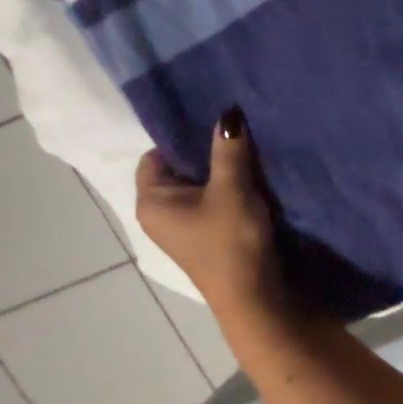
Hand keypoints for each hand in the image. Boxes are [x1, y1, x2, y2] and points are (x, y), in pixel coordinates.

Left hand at [135, 107, 281, 317]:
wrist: (250, 291)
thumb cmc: (231, 238)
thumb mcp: (233, 187)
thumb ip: (228, 149)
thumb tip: (227, 112)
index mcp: (151, 201)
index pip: (155, 156)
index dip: (182, 138)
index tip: (215, 124)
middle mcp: (157, 213)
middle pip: (177, 169)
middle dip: (205, 152)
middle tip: (237, 132)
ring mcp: (180, 227)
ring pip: (196, 186)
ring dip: (220, 171)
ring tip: (249, 152)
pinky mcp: (202, 235)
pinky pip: (208, 201)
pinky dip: (226, 189)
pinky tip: (251, 181)